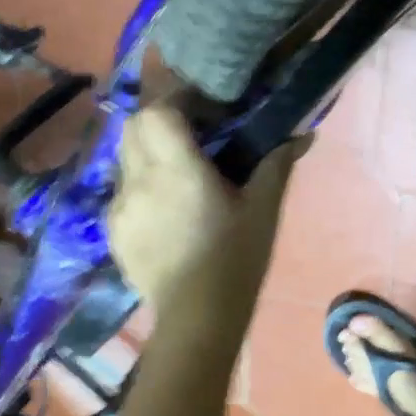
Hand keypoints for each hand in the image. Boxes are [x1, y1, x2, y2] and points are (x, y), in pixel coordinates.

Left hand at [108, 105, 306, 312]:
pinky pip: (123, 191)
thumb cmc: (237, 257)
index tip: (206, 108)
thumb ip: (277, 165)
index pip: (158, 111)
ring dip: (149, 152)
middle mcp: (138, 179)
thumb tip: (302, 133)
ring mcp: (119, 206)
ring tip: (182, 171)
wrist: (198, 315)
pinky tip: (170, 209)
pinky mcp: (113, 230)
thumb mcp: (264, 209)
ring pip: (124, 158)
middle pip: (133, 126)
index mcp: (176, 169)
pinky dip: (143, 185)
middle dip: (160, 120)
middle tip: (195, 133)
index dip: (178, 101)